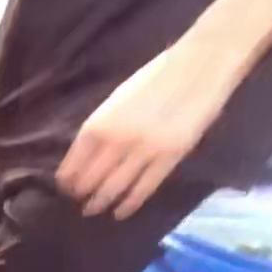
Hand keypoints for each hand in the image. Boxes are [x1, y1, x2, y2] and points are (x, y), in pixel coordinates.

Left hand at [56, 42, 241, 218]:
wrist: (206, 58)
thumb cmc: (156, 78)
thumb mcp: (113, 103)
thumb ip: (97, 133)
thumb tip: (80, 164)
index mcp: (96, 127)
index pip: (70, 170)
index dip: (66, 186)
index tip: (67, 191)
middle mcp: (115, 141)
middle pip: (87, 184)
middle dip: (81, 197)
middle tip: (81, 202)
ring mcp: (143, 149)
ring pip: (111, 191)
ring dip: (98, 204)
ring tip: (94, 210)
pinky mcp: (170, 155)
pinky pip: (142, 190)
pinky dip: (128, 205)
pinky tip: (120, 213)